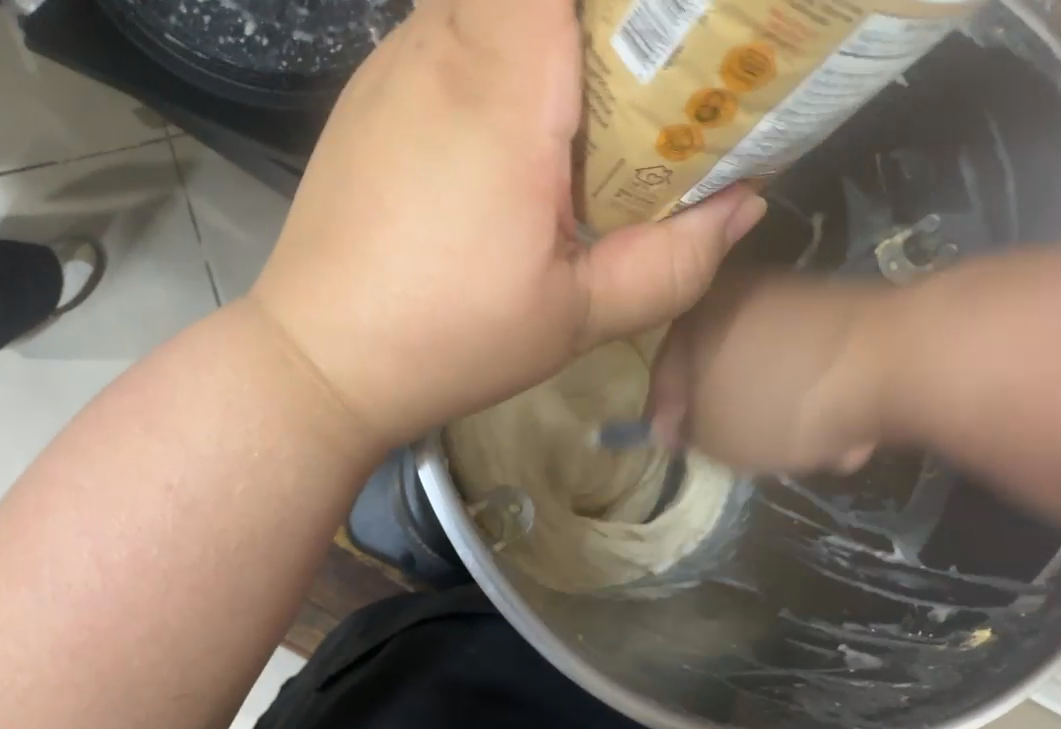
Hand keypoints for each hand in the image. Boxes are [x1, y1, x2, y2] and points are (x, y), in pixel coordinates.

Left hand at [246, 0, 765, 449]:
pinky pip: (445, 35)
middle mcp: (440, 42)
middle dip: (590, 20)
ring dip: (538, 37)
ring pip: (483, 3)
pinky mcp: (365, 94)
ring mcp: (392, 62)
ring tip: (570, 118)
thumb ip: (672, 261)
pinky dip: (487, 58)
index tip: (653, 34)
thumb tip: (741, 205)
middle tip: (633, 81)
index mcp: (503, 81)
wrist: (319, 362)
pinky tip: (497, 142)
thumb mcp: (574, 318)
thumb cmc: (445, 341)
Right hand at [648, 273, 903, 473]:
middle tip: (735, 451)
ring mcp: (800, 301)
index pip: (663, 373)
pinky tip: (843, 435)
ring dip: (780, 413)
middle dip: (729, 413)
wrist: (903, 358)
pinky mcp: (850, 316)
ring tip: (800, 451)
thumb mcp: (715, 435)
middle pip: (720, 369)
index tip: (674, 449)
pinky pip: (816, 369)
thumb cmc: (783, 398)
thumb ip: (688, 433)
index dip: (666, 418)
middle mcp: (742, 295)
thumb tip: (679, 429)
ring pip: (771, 371)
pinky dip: (822, 400)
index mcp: (696, 315)